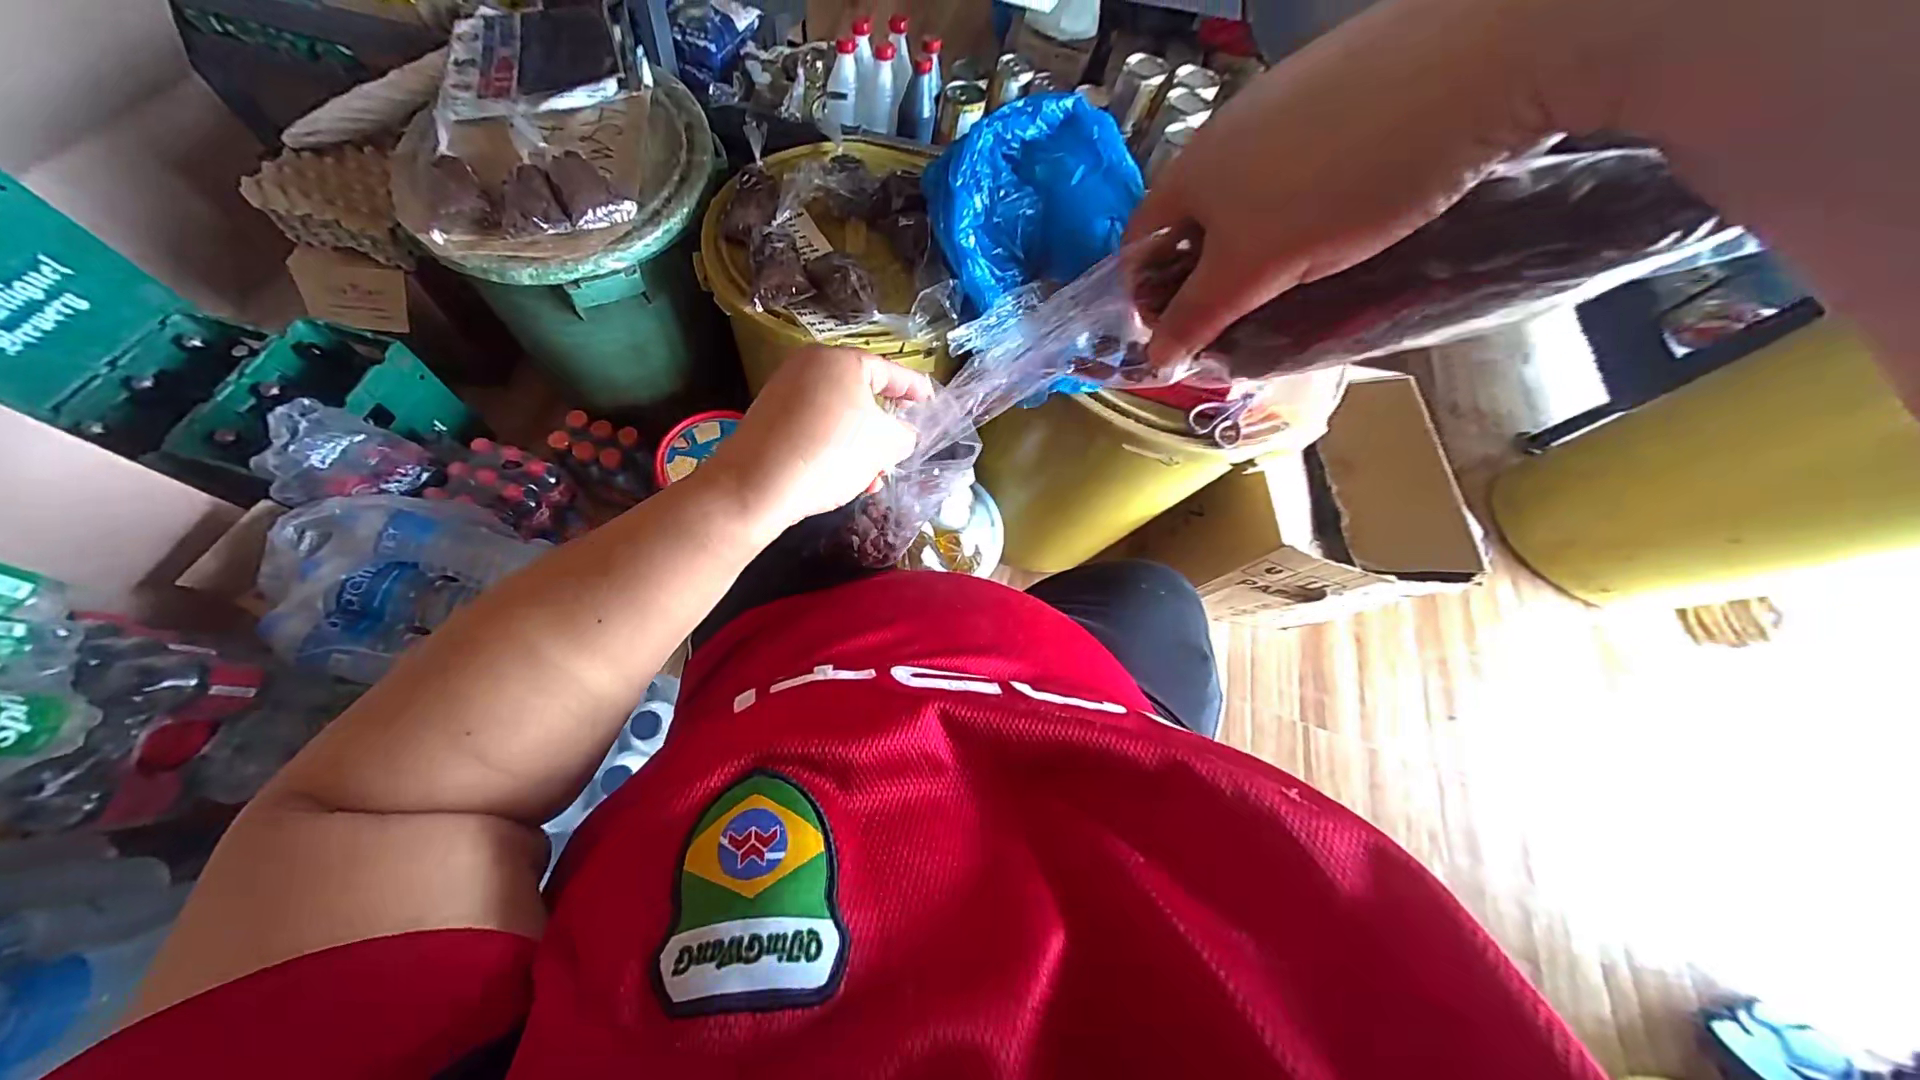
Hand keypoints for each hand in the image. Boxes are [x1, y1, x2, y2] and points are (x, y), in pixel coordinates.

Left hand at [701, 348, 930, 537]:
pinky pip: (814, 429)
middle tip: (902, 446)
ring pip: (838, 417)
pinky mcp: (770, 419)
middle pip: (861, 394)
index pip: (891, 370)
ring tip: (874, 477)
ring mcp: (785, 392)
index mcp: (841, 361)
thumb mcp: (884, 444)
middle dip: (884, 427)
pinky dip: (834, 450)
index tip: (931, 402)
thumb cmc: (830, 453)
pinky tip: (845, 480)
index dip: (916, 389)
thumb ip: (904, 434)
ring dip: (861, 446)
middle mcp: (809, 367)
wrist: (757, 485)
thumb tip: (902, 434)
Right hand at [1127, 0, 1604, 365]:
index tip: (1177, 339)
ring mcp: (1277, 116)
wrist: (1478, 63)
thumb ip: (1199, 314)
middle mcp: (1221, 140)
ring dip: (1251, 254)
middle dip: (1203, 283)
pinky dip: (1294, 217)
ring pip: (1244, 206)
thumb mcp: (1257, 265)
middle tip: (1236, 325)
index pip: (1138, 249)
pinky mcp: (1334, 105)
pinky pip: (1291, 180)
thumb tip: (1155, 360)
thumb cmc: (1340, 179)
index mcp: (1187, 174)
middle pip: (1191, 230)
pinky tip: (1334, 229)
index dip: (1147, 299)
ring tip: (1290, 285)